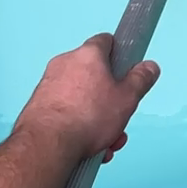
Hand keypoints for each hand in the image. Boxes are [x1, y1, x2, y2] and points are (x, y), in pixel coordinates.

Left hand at [12, 34, 159, 161]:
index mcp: (88, 55)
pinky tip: (86, 146)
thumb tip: (149, 67)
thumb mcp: (128, 98)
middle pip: (94, 74)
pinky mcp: (37, 106)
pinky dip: (77, 125)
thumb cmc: (86, 118)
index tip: (128, 69)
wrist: (47, 146)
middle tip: (118, 114)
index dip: (120, 54)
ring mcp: (48, 85)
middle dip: (109, 97)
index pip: (106, 41)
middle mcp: (64, 64)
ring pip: (81, 97)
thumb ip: (141, 79)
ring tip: (104, 140)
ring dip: (95, 116)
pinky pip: (65, 111)